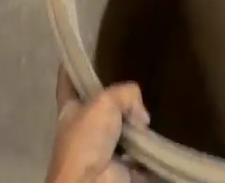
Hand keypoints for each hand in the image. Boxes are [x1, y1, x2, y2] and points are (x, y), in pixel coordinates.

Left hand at [49, 66, 150, 182]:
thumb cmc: (88, 139)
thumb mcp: (106, 101)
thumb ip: (126, 94)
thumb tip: (140, 116)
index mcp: (70, 110)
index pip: (67, 84)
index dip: (69, 69)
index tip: (72, 55)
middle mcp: (83, 130)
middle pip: (100, 107)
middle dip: (118, 101)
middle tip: (134, 92)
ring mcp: (101, 151)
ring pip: (122, 130)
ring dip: (136, 127)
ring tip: (146, 119)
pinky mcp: (119, 169)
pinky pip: (139, 156)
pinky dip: (149, 152)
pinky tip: (158, 141)